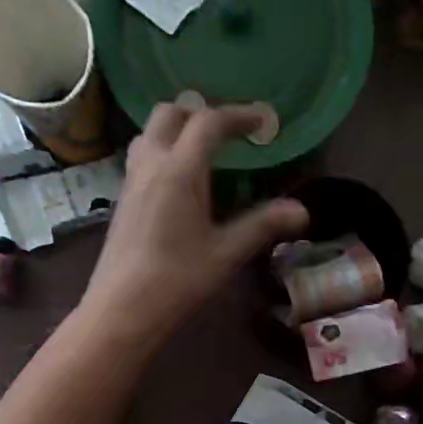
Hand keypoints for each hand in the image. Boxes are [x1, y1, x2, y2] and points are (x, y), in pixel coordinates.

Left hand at [79, 104, 308, 342]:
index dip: (238, 115)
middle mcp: (150, 164)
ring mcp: (130, 181)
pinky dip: (163, 151)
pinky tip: (179, 183)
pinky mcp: (121, 200)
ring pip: (150, 133)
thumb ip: (262, 225)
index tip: (262, 123)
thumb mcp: (225, 254)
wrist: (121, 310)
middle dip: (202, 113)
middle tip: (228, 133)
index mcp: (179, 169)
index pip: (209, 121)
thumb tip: (301, 211)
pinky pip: (142, 157)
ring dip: (177, 129)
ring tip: (203, 152)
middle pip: (171, 113)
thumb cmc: (176, 282)